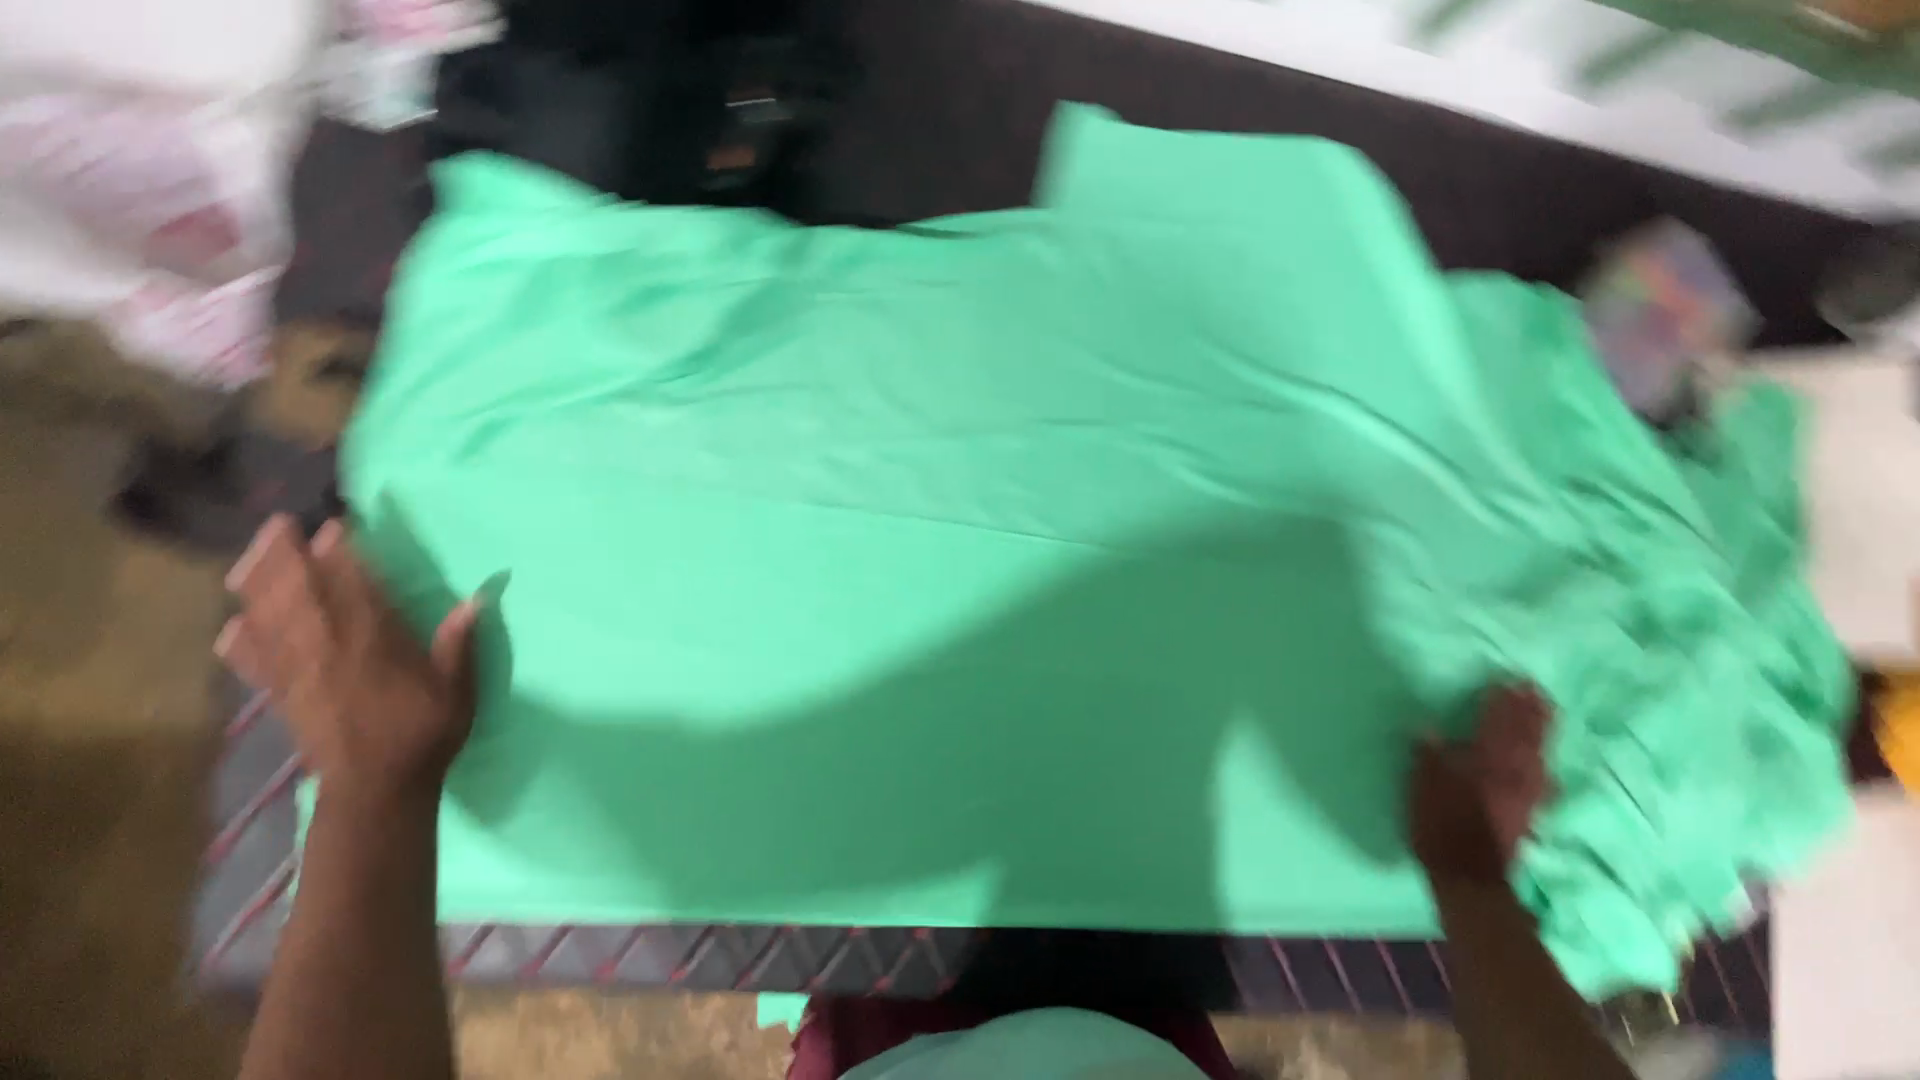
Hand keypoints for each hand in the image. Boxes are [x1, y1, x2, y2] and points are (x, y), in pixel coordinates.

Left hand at [217, 515, 479, 803]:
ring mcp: (296, 670)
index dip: (339, 553)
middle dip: (285, 554)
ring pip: (267, 617)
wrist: (376, 788)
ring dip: (256, 583)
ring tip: (250, 556)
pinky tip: (233, 627)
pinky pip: (252, 661)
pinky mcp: (280, 694)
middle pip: (298, 590)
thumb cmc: (424, 733)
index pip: (351, 585)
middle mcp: (327, 646)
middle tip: (278, 524)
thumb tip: (478, 599)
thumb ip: (460, 643)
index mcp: (373, 640)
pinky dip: (239, 640)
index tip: (333, 525)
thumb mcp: (458, 688)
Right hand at [1408, 682, 1553, 883]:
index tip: (1508, 680)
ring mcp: (1525, 795)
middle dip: (1529, 712)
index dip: (1502, 702)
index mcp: (1484, 763)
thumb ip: (1430, 757)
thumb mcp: (1423, 788)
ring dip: (1541, 732)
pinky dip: (1545, 766)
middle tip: (1535, 688)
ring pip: (1537, 755)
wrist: (1470, 878)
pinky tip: (1548, 765)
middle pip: (1524, 736)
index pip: (1496, 724)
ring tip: (1544, 712)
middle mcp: (1511, 774)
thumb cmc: (1440, 828)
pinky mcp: (1529, 813)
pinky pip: (1543, 781)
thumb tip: (1429, 729)